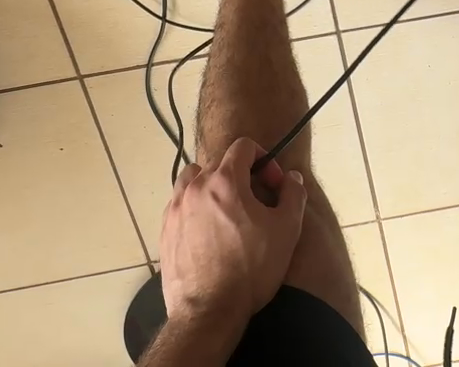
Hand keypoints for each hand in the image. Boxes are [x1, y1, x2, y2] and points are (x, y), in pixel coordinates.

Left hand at [159, 138, 308, 324]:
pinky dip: (194, 206)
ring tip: (226, 209)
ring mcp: (175, 209)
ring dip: (211, 184)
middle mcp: (196, 187)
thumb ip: (293, 194)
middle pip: (219, 162)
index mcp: (225, 180)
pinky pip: (180, 204)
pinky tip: (207, 230)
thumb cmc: (250, 268)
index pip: (243, 146)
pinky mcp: (165, 232)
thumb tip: (291, 177)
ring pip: (193, 179)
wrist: (208, 313)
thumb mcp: (286, 229)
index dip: (264, 158)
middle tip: (255, 201)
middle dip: (241, 174)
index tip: (273, 184)